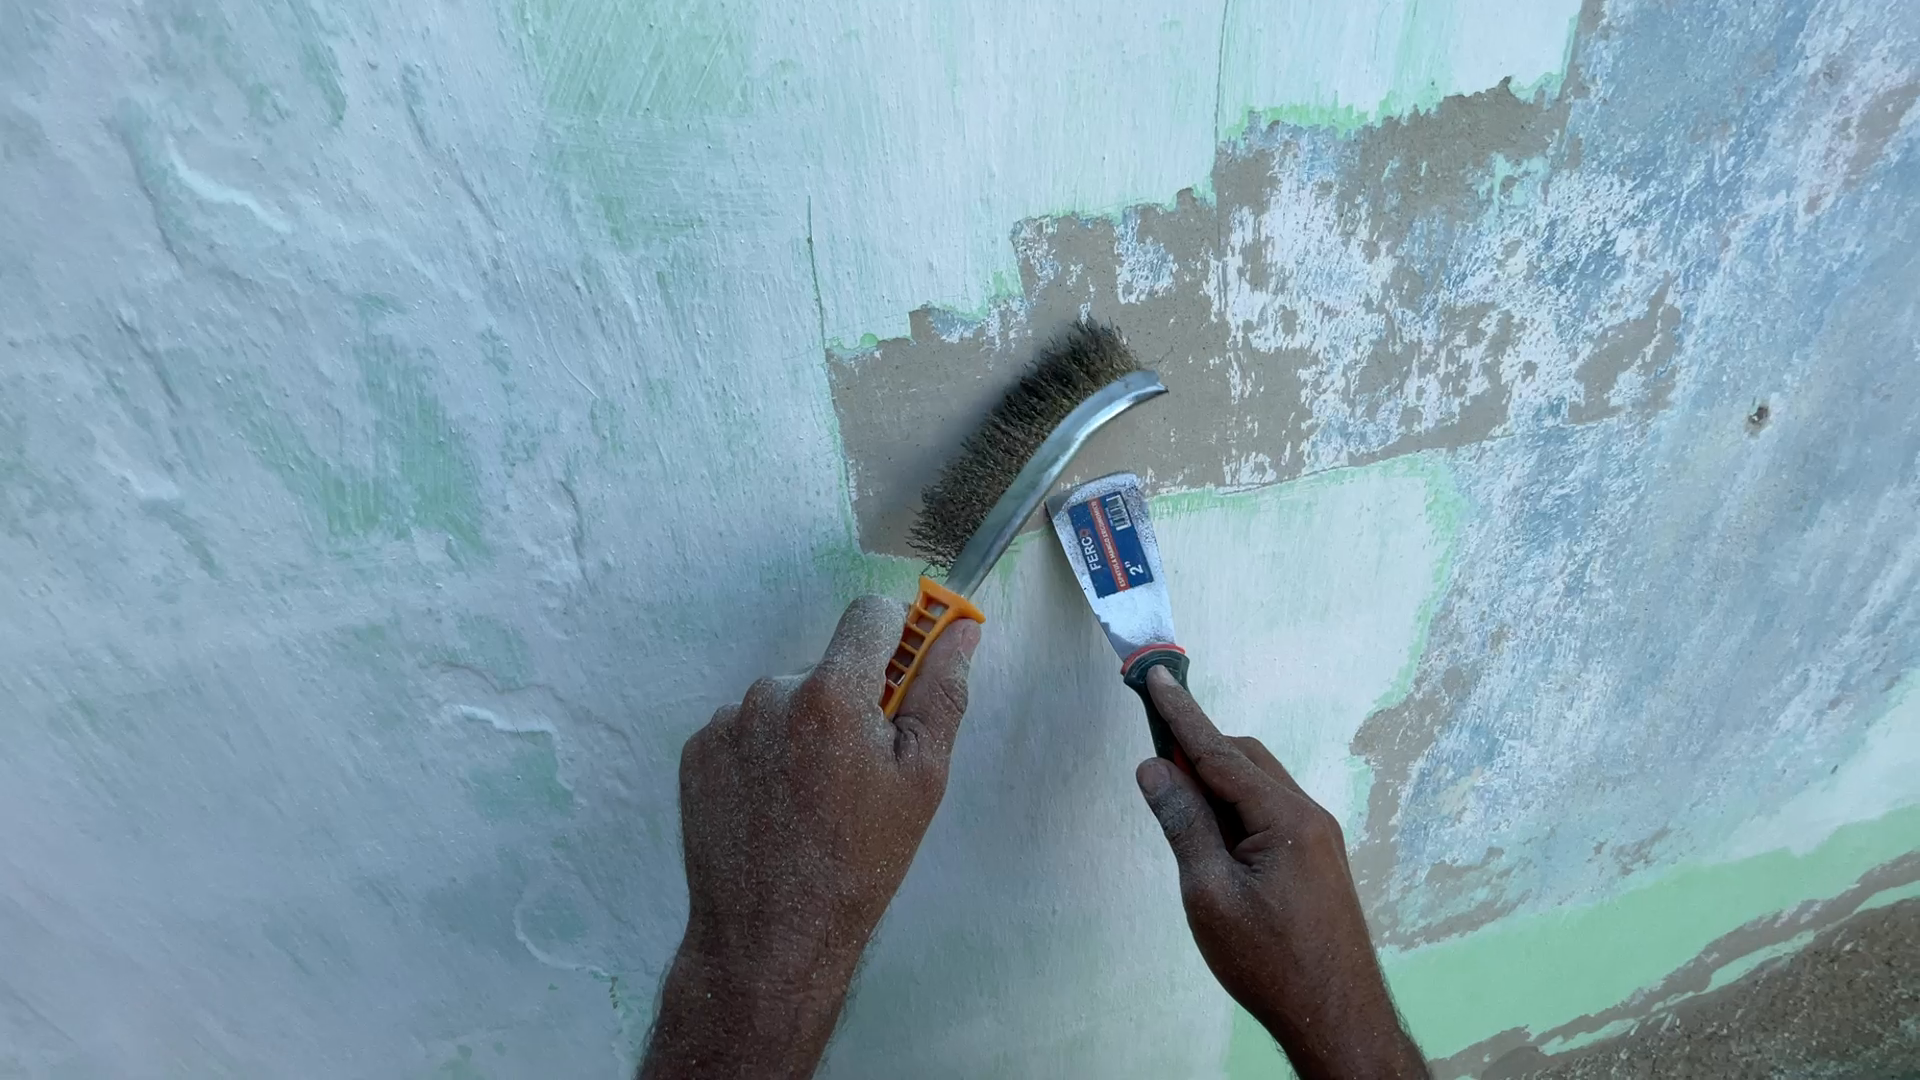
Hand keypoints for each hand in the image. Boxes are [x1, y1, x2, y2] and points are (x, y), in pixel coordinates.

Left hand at [640, 596, 979, 1079]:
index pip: (871, 613)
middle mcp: (772, 690)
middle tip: (858, 765)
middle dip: (851, 696)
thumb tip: (962, 627)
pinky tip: (773, 799)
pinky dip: (766, 747)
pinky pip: (746, 724)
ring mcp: (726, 719)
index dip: (896, 635)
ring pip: (788, 695)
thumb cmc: (863, 859)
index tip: (900, 675)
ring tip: (812, 791)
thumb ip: (942, 690)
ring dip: (806, 723)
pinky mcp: (696, 748)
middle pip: (830, 663)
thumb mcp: (923, 777)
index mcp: (832, 692)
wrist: (769, 939)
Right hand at [1134, 667, 1427, 1079]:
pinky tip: (1214, 838)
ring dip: (1214, 781)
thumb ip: (1182, 821)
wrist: (1339, 1025)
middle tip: (1155, 769)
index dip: (1181, 714)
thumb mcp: (1209, 892)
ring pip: (1256, 783)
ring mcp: (1316, 836)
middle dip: (1196, 750)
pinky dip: (1233, 806)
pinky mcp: (1316, 856)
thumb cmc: (1269, 962)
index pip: (1218, 752)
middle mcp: (1307, 814)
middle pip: (1242, 759)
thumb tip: (1153, 766)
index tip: (1156, 675)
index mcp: (1283, 817)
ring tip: (1181, 811)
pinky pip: (1267, 808)